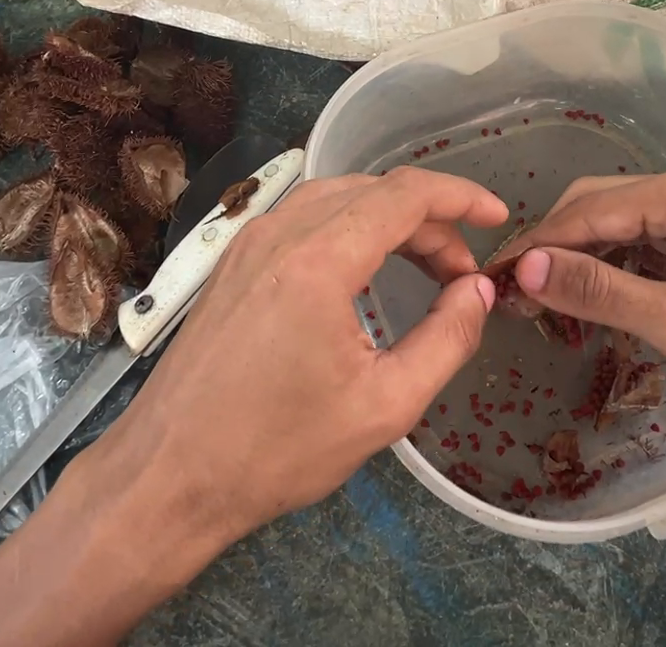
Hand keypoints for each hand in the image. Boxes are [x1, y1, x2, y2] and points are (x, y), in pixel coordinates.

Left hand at [93, 166, 507, 539]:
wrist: (168, 474)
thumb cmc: (277, 448)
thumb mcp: (384, 405)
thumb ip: (447, 339)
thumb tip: (478, 290)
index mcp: (319, 258)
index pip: (404, 194)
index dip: (459, 197)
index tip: (497, 217)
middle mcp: (280, 232)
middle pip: (373, 192)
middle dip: (430, 220)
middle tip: (461, 273)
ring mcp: (249, 242)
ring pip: (337, 197)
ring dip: (390, 220)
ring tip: (425, 265)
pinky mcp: (233, 261)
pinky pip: (304, 217)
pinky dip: (350, 227)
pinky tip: (366, 267)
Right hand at [498, 160, 665, 427]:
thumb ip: (601, 291)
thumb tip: (522, 268)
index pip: (588, 208)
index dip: (534, 246)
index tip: (488, 280)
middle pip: (600, 207)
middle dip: (554, 250)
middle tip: (512, 298)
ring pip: (620, 226)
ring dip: (581, 262)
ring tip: (542, 304)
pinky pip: (647, 245)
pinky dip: (614, 272)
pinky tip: (592, 300)